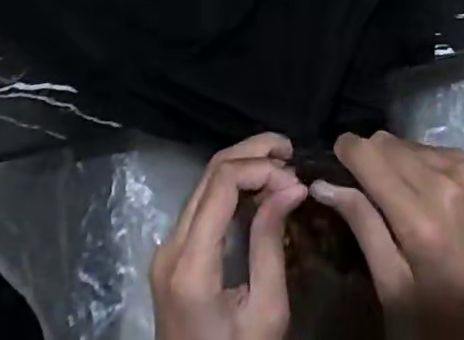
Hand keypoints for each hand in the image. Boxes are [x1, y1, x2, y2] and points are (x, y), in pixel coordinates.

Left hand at [152, 133, 309, 339]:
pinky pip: (204, 201)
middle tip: (292, 152)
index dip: (261, 167)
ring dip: (245, 163)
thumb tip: (294, 185)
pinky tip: (263, 186)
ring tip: (283, 165)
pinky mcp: (174, 253)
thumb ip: (271, 242)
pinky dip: (235, 184)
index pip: (222, 182)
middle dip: (254, 152)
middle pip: (211, 172)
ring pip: (206, 181)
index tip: (295, 180)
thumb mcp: (266, 310)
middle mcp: (170, 246)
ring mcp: (168, 249)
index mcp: (191, 264)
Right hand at [311, 131, 463, 339]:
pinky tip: (433, 195)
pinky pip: (441, 150)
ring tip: (402, 197)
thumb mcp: (395, 289)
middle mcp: (446, 180)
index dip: (345, 151)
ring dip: (399, 161)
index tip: (336, 162)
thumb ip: (362, 227)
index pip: (368, 153)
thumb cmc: (447, 317)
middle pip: (389, 142)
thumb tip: (325, 184)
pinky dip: (428, 165)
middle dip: (370, 158)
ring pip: (414, 143)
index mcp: (419, 217)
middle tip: (366, 189)